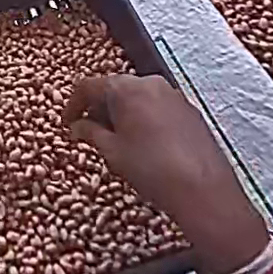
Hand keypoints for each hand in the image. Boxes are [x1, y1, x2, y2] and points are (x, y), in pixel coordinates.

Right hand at [65, 74, 267, 273]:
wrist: (203, 190)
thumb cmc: (152, 169)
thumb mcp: (112, 152)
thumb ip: (90, 132)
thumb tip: (79, 126)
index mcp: (125, 88)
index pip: (88, 86)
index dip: (74, 104)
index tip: (69, 122)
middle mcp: (149, 83)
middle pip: (114, 88)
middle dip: (99, 108)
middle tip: (90, 132)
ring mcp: (172, 95)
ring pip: (137, 96)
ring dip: (122, 113)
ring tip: (116, 140)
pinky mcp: (189, 109)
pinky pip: (157, 106)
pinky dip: (144, 117)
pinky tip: (143, 143)